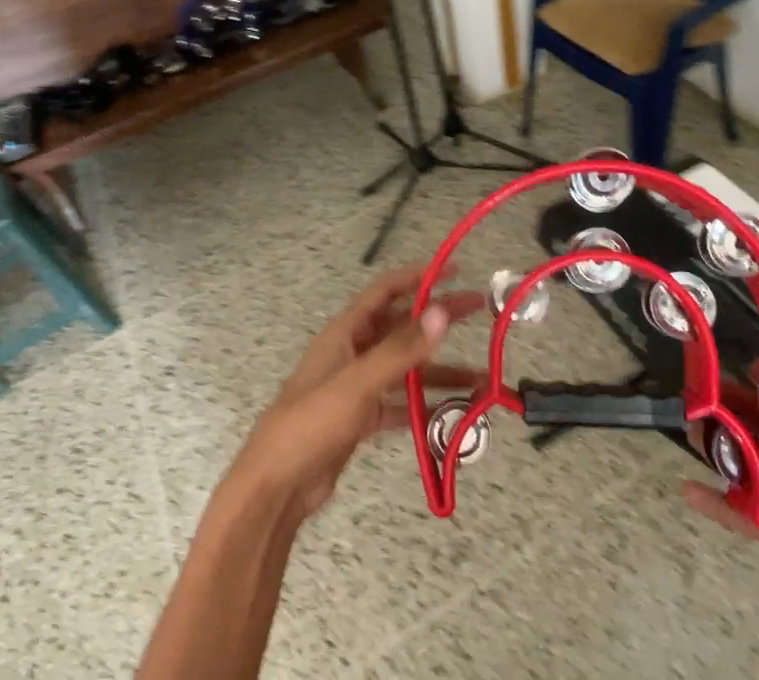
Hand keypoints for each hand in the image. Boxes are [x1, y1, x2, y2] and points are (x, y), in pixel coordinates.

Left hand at [226, 265, 485, 521]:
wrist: (276, 486)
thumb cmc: (310, 426)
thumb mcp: (357, 384)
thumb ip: (400, 350)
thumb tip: (440, 311)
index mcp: (344, 335)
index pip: (385, 292)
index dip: (418, 277)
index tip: (455, 271)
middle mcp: (352, 355)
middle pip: (401, 327)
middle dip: (438, 319)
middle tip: (479, 311)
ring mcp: (357, 389)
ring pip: (406, 370)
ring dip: (441, 370)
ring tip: (482, 376)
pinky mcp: (361, 420)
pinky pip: (401, 405)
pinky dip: (427, 405)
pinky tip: (456, 412)